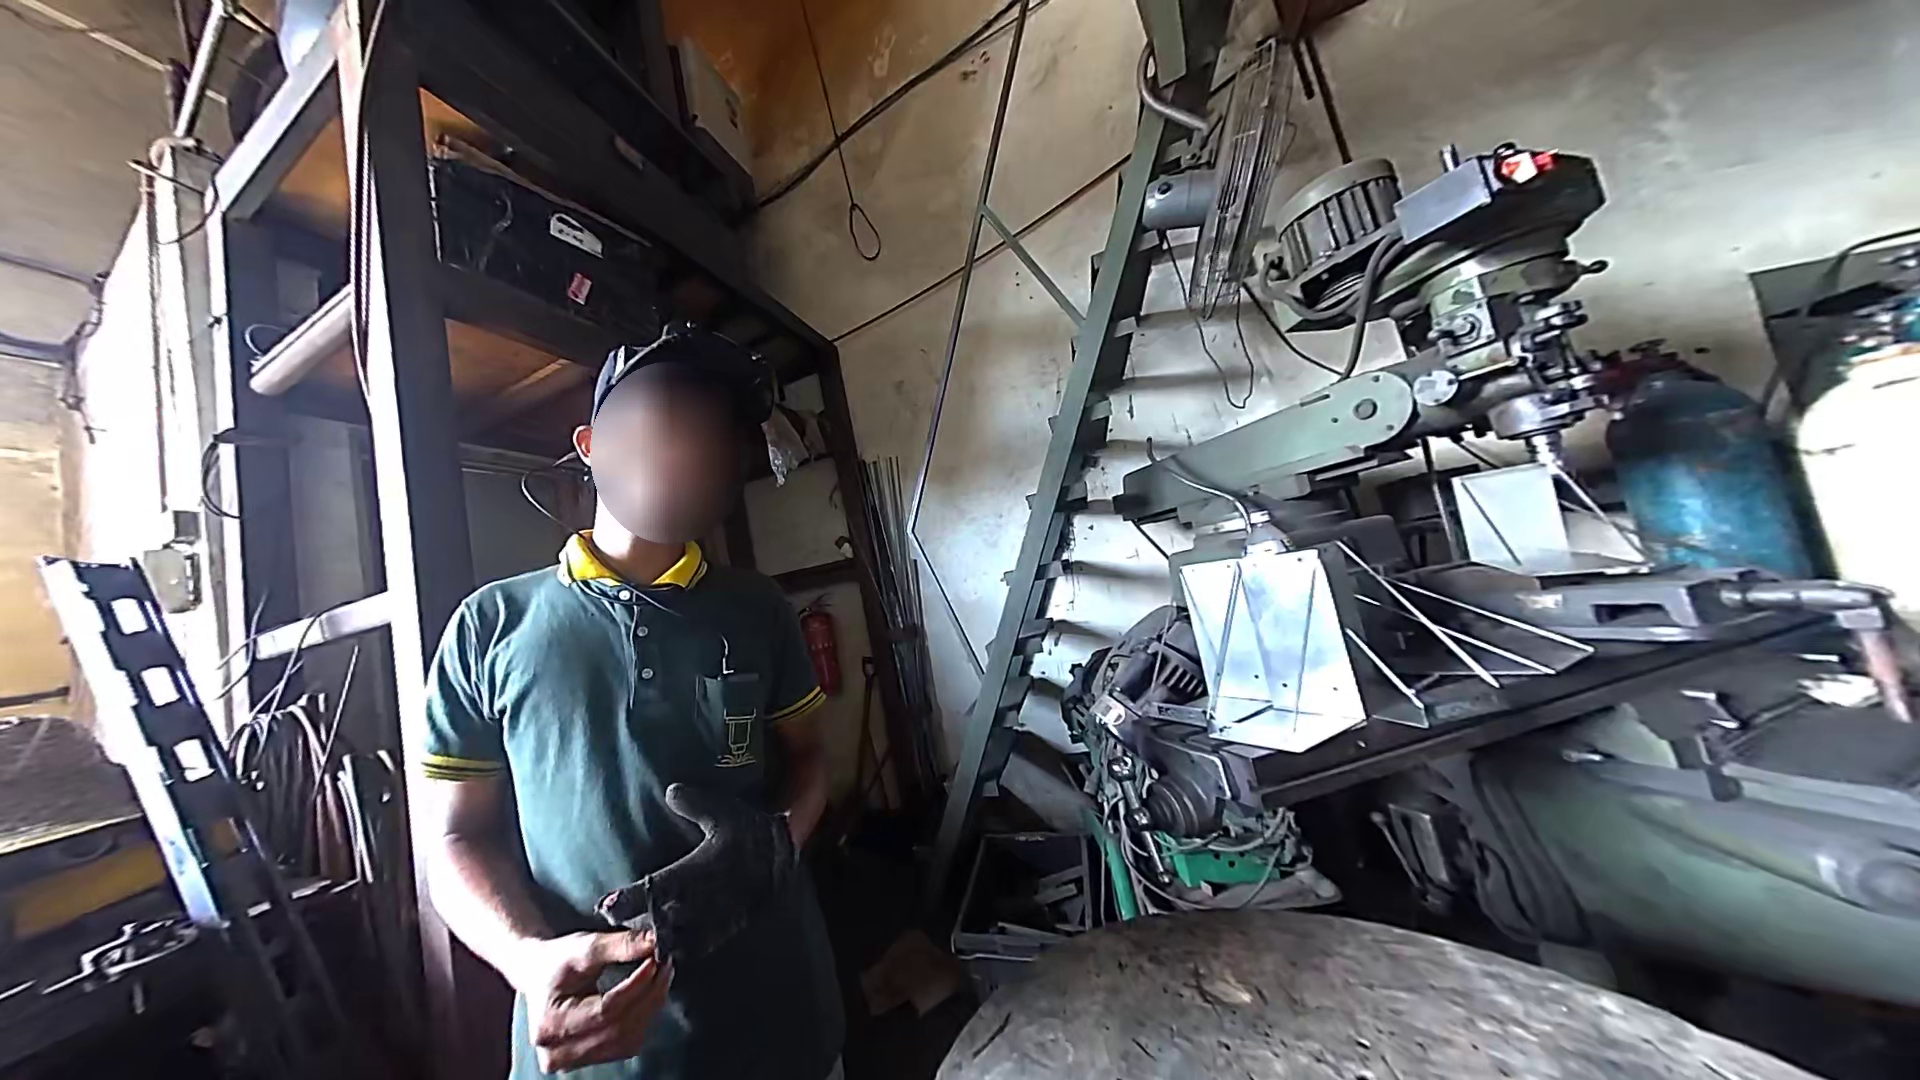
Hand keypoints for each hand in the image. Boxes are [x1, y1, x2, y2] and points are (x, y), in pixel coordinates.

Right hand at [509, 931, 672, 1072]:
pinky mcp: (589, 1058)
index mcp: (550, 1025)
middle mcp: (557, 1053)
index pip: (605, 1010)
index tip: (656, 960)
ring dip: (651, 1005)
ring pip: (627, 1039)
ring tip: (661, 975)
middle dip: (650, 994)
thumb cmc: (558, 960)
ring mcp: (572, 1061)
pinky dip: (643, 1017)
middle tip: (666, 963)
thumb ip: (620, 944)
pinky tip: (649, 993)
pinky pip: (626, 1044)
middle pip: (619, 1028)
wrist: (539, 975)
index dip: (636, 985)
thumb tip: (655, 941)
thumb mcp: (584, 945)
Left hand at [596, 784, 796, 961]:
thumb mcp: (723, 811)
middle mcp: (698, 901)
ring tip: (641, 941)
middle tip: (618, 925)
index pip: (650, 892)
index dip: (625, 902)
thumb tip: (669, 790)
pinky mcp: (724, 929)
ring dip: (656, 942)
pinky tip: (672, 948)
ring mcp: (711, 919)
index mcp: (692, 873)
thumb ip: (694, 803)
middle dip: (635, 927)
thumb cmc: (750, 831)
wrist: (783, 855)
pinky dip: (680, 951)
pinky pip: (695, 949)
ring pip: (673, 942)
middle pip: (654, 925)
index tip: (605, 905)